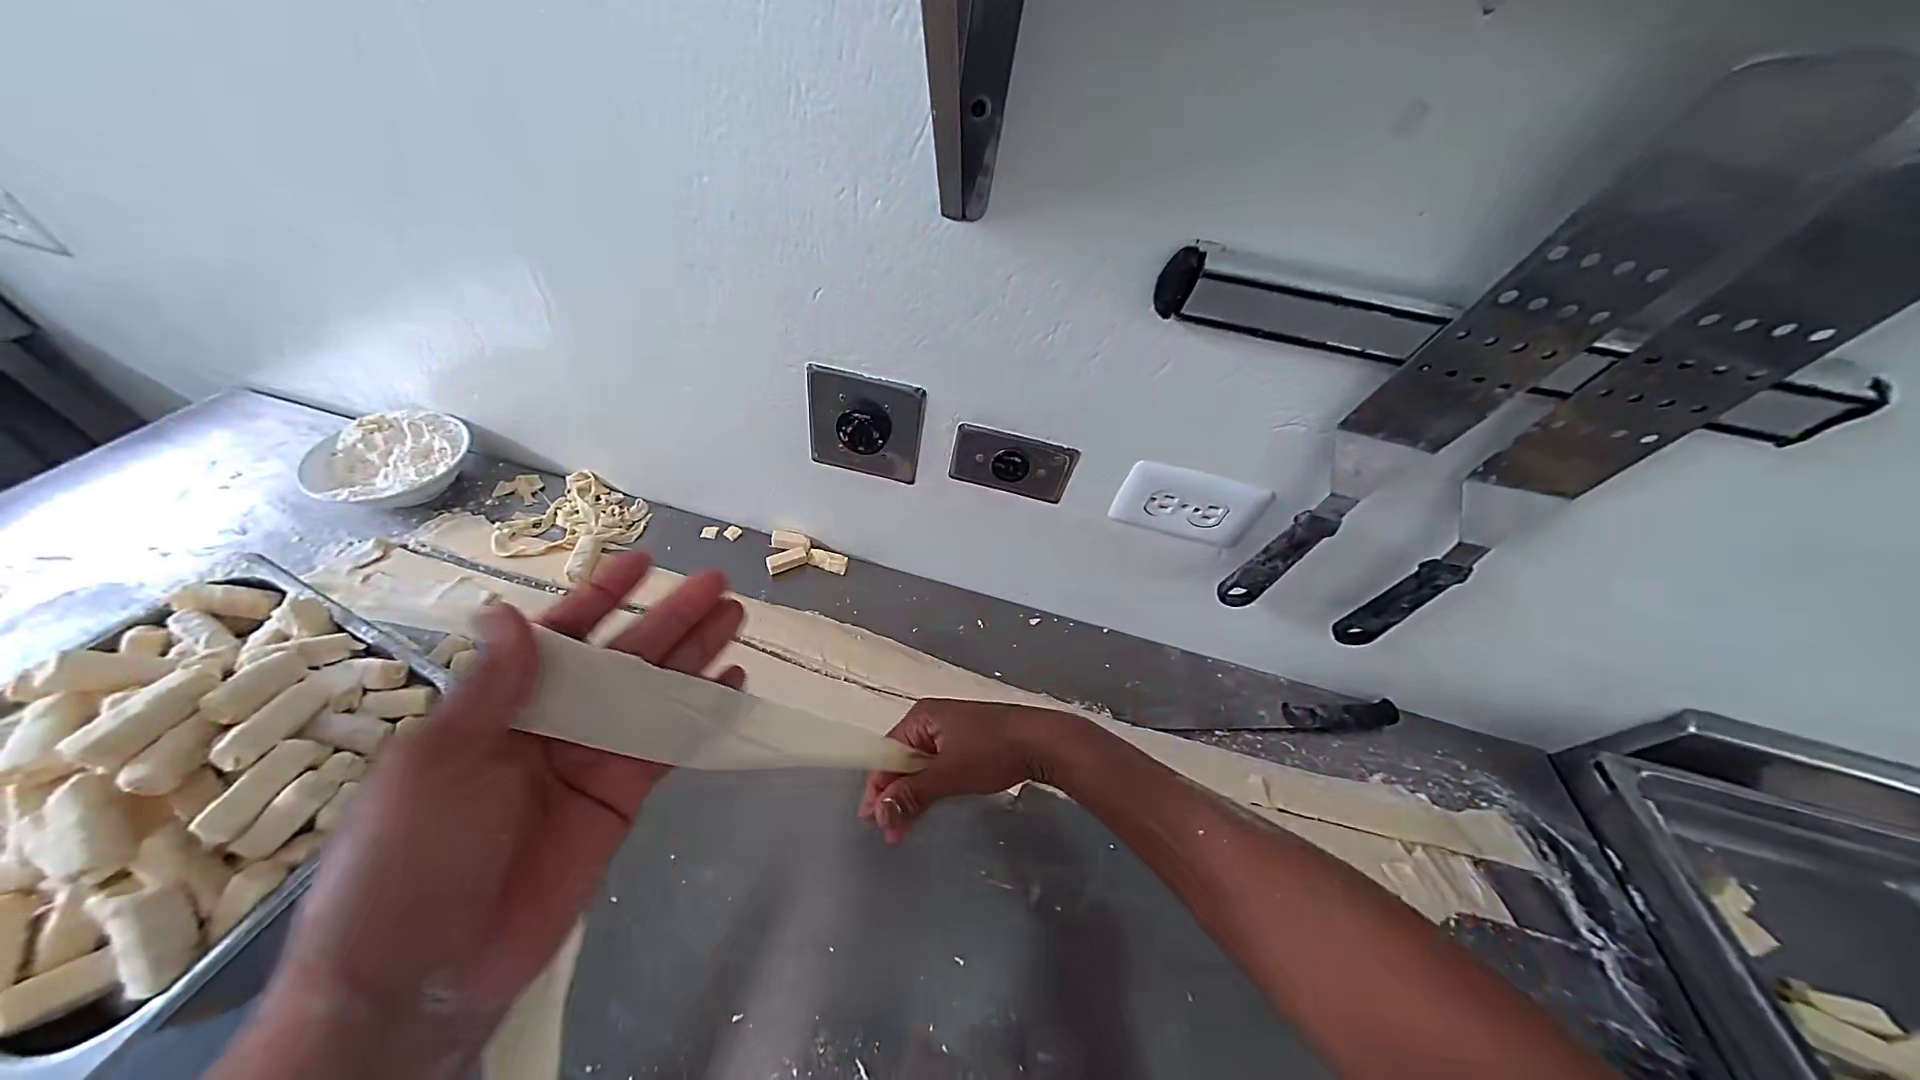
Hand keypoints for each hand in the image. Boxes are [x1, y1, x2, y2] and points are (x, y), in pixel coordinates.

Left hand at [214, 552, 745, 1077]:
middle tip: (716, 583)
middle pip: (624, 659)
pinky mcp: (622, 797)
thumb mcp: (435, 765)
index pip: (560, 637)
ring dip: (696, 656)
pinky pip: (668, 746)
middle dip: (670, 618)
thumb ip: (491, 689)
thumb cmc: (409, 861)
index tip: (640, 563)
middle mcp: (552, 722)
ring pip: (655, 694)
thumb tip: (512, 613)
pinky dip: (700, 715)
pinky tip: (731, 685)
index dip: (601, 598)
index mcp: (499, 706)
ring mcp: (591, 759)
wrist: (422, 978)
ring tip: (735, 619)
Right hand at [857, 699, 1086, 843]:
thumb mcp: (949, 774)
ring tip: (905, 827)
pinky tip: (929, 807)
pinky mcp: (968, 743)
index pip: (886, 753)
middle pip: (902, 760)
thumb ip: (913, 794)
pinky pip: (939, 767)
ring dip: (912, 795)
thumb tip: (880, 813)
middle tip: (890, 832)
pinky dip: (931, 788)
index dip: (877, 788)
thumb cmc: (993, 751)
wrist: (1043, 742)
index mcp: (922, 717)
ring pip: (921, 766)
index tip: (872, 821)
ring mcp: (951, 731)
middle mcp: (932, 720)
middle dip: (894, 796)